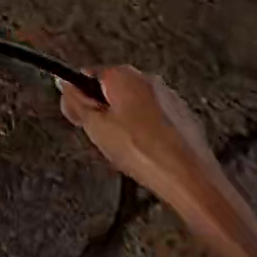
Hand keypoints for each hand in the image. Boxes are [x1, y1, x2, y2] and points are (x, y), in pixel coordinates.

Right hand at [60, 66, 215, 197]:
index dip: (78, 98)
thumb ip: (75, 102)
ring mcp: (168, 97)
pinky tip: (148, 154)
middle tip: (102, 138)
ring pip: (134, 105)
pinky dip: (148, 132)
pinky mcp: (184, 118)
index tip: (75, 117)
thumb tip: (64, 83)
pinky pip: (156, 119)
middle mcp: (146, 78)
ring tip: (128, 151)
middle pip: (112, 90)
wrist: (192, 182)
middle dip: (103, 111)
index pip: (87, 76)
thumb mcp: (95, 128)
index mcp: (122, 74)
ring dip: (126, 122)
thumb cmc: (144, 152)